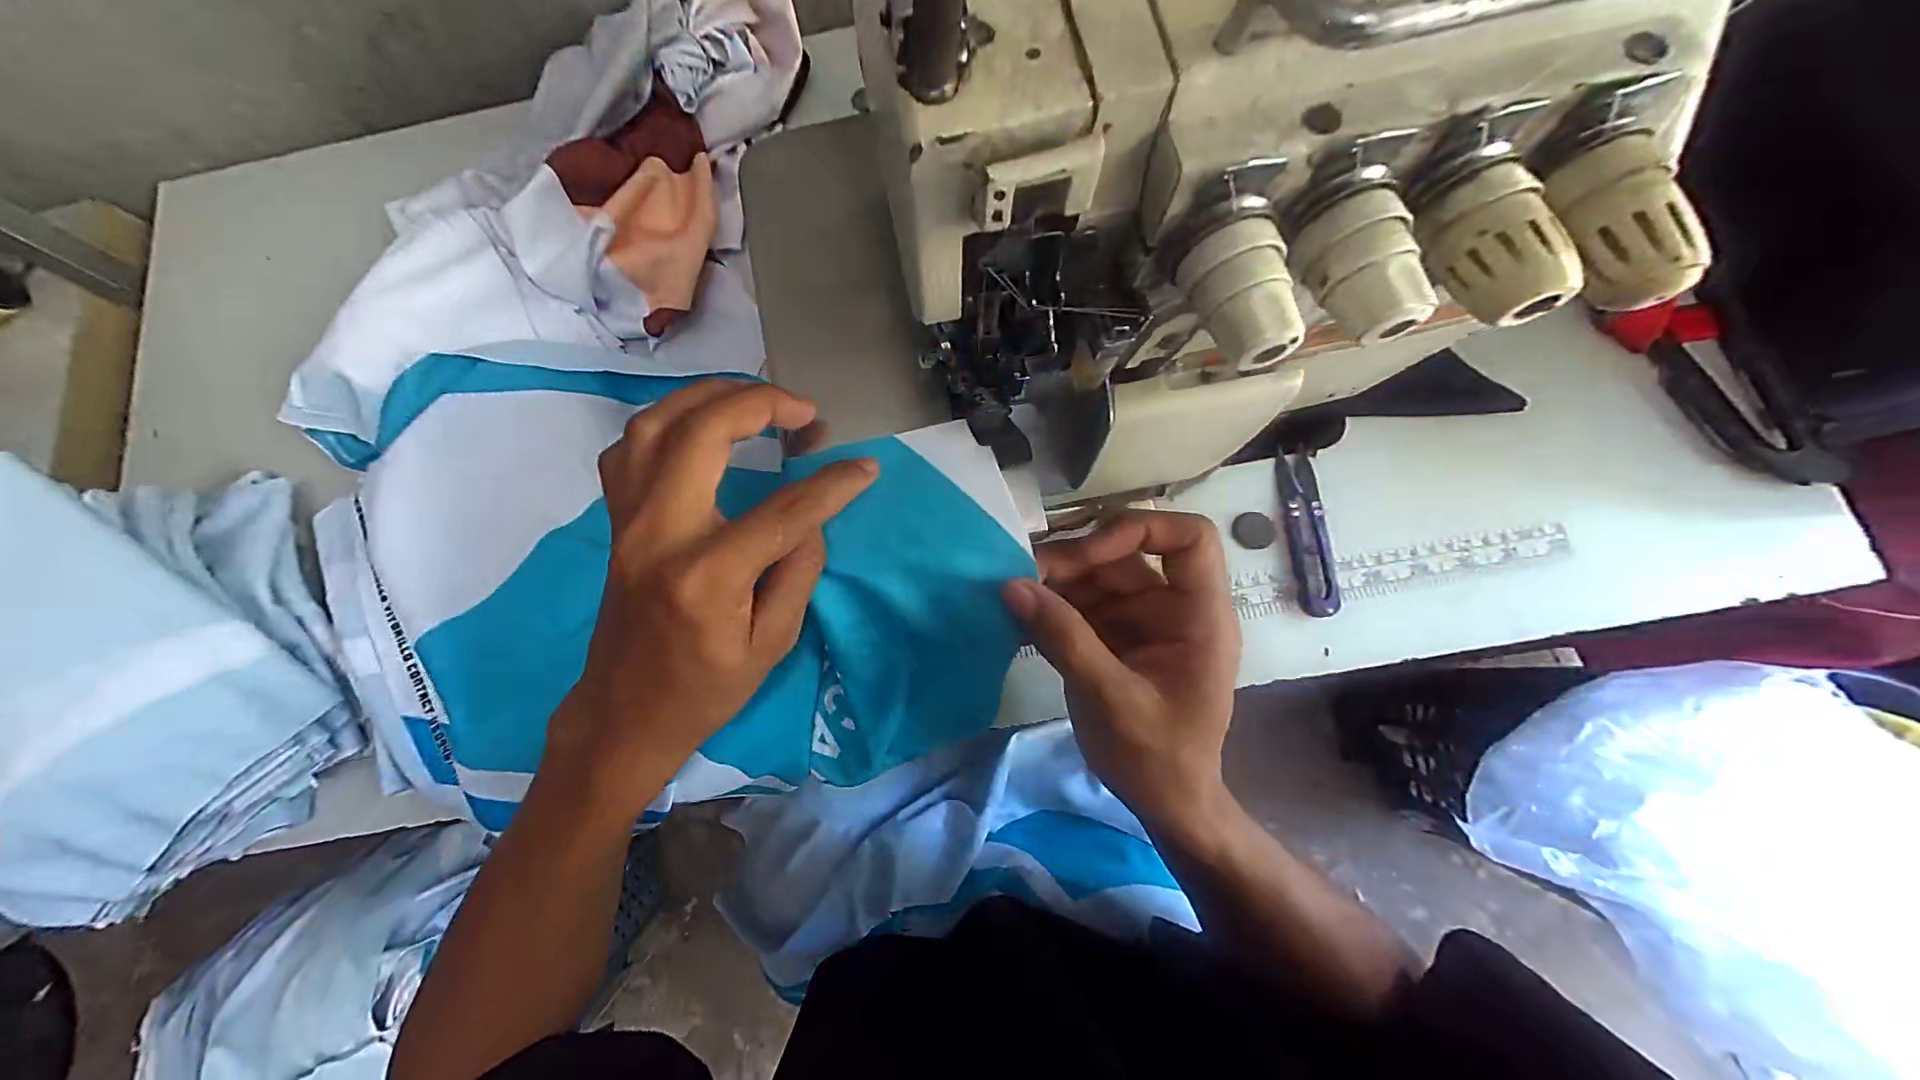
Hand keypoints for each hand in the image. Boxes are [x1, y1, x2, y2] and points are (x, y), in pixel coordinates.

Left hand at [545, 381, 877, 819]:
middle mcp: (658, 535)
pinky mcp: (616, 521)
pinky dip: (668, 422)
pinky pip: (630, 448)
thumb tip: (810, 514)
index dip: (831, 485)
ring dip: (708, 396)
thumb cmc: (707, 688)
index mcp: (707, 576)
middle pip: (703, 434)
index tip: (864, 466)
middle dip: (760, 405)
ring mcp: (627, 523)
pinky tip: (701, 428)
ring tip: (756, 399)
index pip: (782, 511)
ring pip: (654, 425)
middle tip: (805, 411)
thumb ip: (798, 569)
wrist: (625, 712)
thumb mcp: (774, 642)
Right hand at [1002, 511, 1240, 833]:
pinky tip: (1019, 616)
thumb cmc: (1157, 758)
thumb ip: (1063, 639)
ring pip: (1098, 577)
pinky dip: (1052, 606)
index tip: (1087, 553)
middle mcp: (1173, 608)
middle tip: (1024, 577)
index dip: (1139, 529)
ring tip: (1013, 596)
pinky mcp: (1116, 638)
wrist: (1165, 805)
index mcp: (1199, 616)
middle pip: (1126, 555)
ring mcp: (1143, 622)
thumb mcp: (1109, 699)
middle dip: (1075, 560)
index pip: (1189, 539)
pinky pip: (1082, 605)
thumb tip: (1011, 586)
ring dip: (1056, 582)